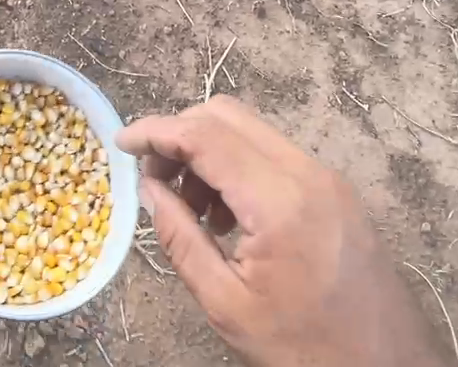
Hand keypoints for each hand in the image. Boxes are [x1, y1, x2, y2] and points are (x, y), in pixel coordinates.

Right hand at [119, 96, 444, 366]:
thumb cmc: (306, 353)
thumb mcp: (227, 304)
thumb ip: (179, 236)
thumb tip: (147, 186)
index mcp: (280, 201)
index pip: (203, 135)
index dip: (155, 131)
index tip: (121, 144)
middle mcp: (307, 172)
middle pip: (225, 114)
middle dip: (179, 134)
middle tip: (155, 178)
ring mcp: (327, 178)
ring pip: (249, 129)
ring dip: (207, 149)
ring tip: (191, 205)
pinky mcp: (337, 190)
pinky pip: (272, 152)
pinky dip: (237, 163)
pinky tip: (228, 212)